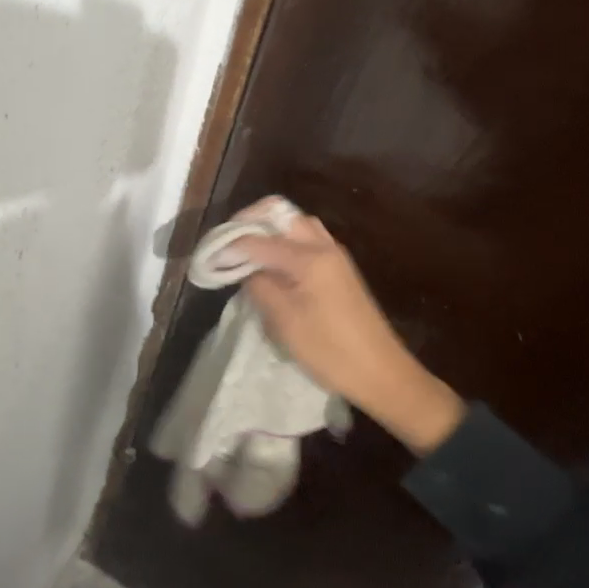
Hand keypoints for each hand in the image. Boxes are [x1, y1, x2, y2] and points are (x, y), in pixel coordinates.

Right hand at [232, 201, 466, 454]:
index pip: (258, 239)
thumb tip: (246, 269)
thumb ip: (260, 286)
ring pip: (296, 226)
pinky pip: (307, 241)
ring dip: (270, 231)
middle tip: (227, 245)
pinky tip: (272, 267)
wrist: (381, 372)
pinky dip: (285, 243)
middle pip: (282, 215)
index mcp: (309, 257)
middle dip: (250, 223)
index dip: (229, 245)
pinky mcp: (340, 270)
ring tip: (247, 254)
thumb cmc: (330, 350)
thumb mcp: (285, 322)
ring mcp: (335, 256)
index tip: (207, 257)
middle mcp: (324, 246)